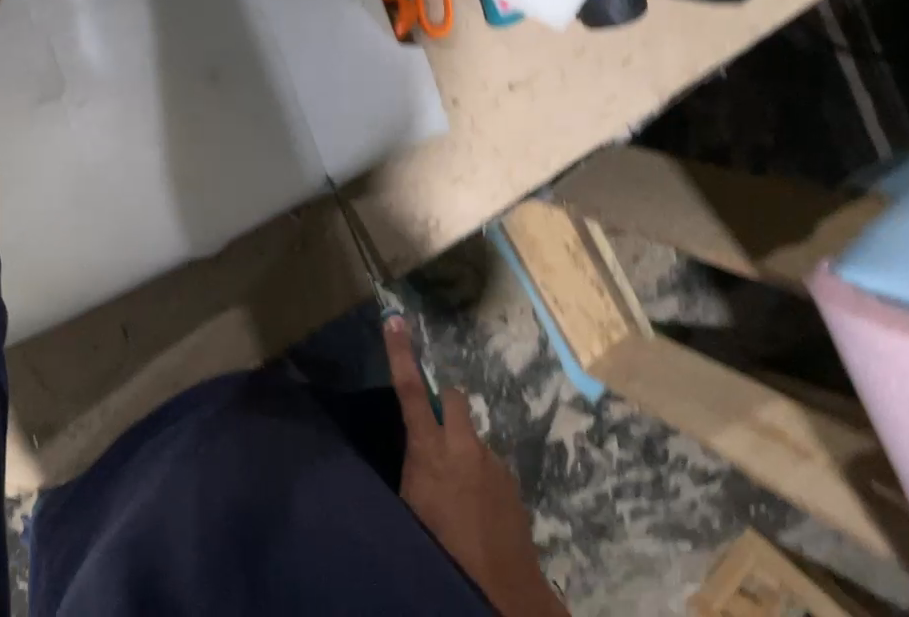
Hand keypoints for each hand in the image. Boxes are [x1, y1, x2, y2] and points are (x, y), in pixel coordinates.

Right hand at [386, 316, 569, 616]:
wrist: (500, 588)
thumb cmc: (438, 547)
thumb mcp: (409, 505)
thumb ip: (413, 467)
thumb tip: (414, 451)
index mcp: (430, 450)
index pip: (411, 390)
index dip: (401, 354)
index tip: (396, 320)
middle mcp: (464, 446)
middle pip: (454, 399)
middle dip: (444, 405)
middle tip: (432, 433)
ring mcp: (493, 462)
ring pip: (472, 435)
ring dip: (461, 448)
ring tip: (453, 490)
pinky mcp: (512, 481)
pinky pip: (488, 463)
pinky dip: (478, 474)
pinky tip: (474, 507)